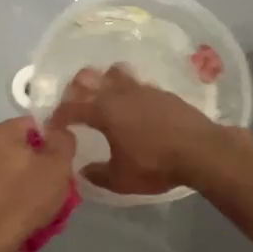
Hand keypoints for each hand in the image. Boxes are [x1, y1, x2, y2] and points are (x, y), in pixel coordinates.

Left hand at [0, 117, 76, 251]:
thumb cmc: (27, 197)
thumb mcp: (58, 165)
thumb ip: (63, 140)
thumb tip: (59, 131)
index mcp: (2, 132)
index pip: (33, 124)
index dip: (52, 141)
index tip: (61, 163)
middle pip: (20, 146)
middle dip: (38, 163)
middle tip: (53, 184)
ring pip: (8, 167)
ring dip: (23, 179)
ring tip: (38, 202)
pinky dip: (8, 193)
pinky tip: (18, 211)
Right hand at [47, 65, 225, 195]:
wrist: (200, 150)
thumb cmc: (154, 164)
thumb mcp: (120, 179)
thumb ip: (98, 174)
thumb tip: (83, 171)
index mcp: (103, 111)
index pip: (71, 108)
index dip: (58, 116)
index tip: (52, 125)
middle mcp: (119, 93)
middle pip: (88, 78)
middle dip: (75, 89)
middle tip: (73, 104)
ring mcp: (142, 89)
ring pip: (114, 72)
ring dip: (103, 81)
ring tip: (103, 96)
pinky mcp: (162, 92)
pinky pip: (137, 83)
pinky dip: (128, 89)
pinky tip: (133, 104)